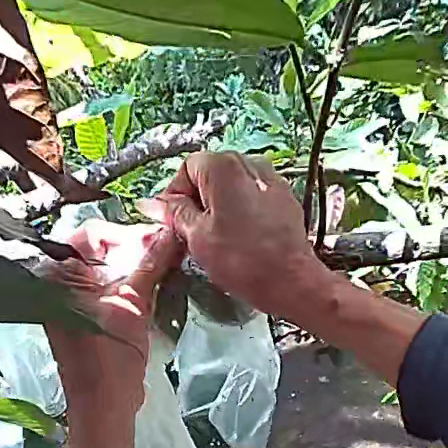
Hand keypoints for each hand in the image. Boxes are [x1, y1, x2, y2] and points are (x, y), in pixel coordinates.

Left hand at [44, 219, 180, 447]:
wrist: (105, 404)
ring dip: (134, 267)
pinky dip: (128, 285)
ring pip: (104, 270)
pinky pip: (106, 290)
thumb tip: (170, 234)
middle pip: (98, 251)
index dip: (127, 234)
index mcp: (57, 278)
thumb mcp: (133, 306)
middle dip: (133, 249)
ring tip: (162, 266)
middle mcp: (57, 286)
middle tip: (164, 251)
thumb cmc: (110, 359)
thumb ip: (150, 266)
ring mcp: (70, 303)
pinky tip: (152, 285)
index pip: (91, 235)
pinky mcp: (85, 318)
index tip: (157, 241)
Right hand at [139, 151, 337, 321]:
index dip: (175, 196)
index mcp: (224, 167)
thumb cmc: (245, 262)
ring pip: (232, 189)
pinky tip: (240, 241)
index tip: (172, 220)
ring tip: (218, 241)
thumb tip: (155, 204)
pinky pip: (253, 200)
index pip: (186, 169)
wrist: (292, 283)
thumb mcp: (198, 238)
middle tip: (192, 234)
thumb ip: (174, 214)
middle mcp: (251, 164)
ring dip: (220, 210)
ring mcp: (271, 181)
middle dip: (197, 203)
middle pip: (210, 176)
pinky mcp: (284, 201)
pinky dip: (242, 215)